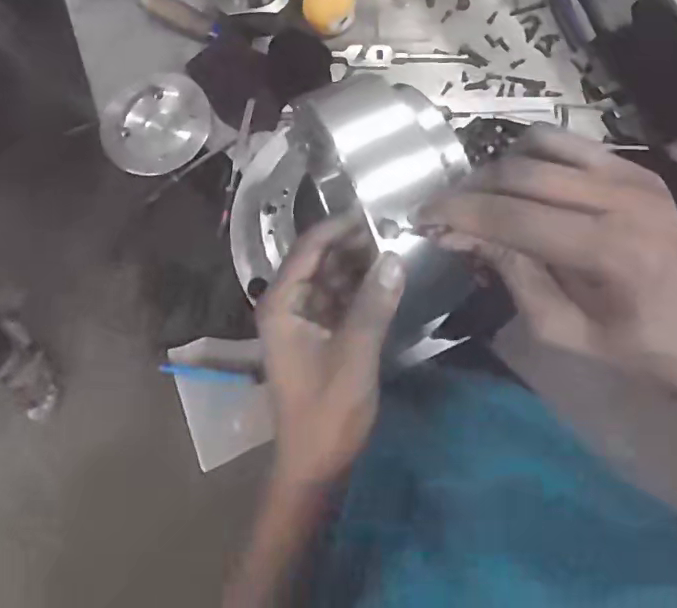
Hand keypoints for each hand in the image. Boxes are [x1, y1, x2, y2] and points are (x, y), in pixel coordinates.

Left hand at [257, 215, 405, 488]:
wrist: (315, 465)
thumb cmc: (327, 411)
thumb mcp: (354, 355)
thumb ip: (373, 304)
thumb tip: (394, 258)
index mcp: (281, 304)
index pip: (308, 249)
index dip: (337, 227)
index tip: (370, 212)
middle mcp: (286, 304)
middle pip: (317, 259)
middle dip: (350, 244)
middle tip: (389, 229)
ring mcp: (300, 319)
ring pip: (329, 277)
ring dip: (356, 264)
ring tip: (391, 248)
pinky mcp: (316, 334)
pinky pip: (336, 298)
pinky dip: (357, 287)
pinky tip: (383, 280)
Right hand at [422, 126, 676, 393]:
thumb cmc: (629, 346)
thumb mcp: (558, 328)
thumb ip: (508, 271)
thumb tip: (455, 231)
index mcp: (612, 253)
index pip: (515, 218)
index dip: (460, 214)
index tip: (421, 216)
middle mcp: (625, 200)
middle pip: (520, 174)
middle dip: (470, 191)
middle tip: (443, 211)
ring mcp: (633, 174)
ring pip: (538, 145)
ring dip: (498, 169)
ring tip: (483, 198)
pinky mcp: (634, 165)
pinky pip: (563, 142)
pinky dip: (529, 157)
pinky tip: (520, 186)